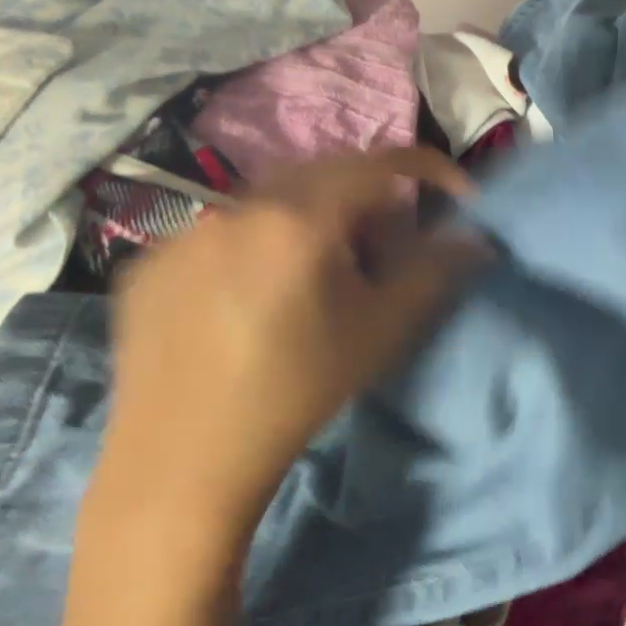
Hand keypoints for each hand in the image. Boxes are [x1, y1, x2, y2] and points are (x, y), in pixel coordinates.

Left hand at [70, 147, 488, 625]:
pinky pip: (224, 229)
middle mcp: (239, 209)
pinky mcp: (149, 264)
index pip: (380, 163)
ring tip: (325, 267)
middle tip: (389, 239)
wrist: (183, 462)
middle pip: (326, 173)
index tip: (457, 192)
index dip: (429, 168)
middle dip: (370, 194)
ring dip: (314, 214)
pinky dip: (261, 239)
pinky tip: (261, 290)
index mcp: (302, 219)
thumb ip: (437, 268)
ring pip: (272, 199)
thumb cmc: (300, 389)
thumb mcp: (385, 327)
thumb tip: (476, 236)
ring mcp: (186, 235)